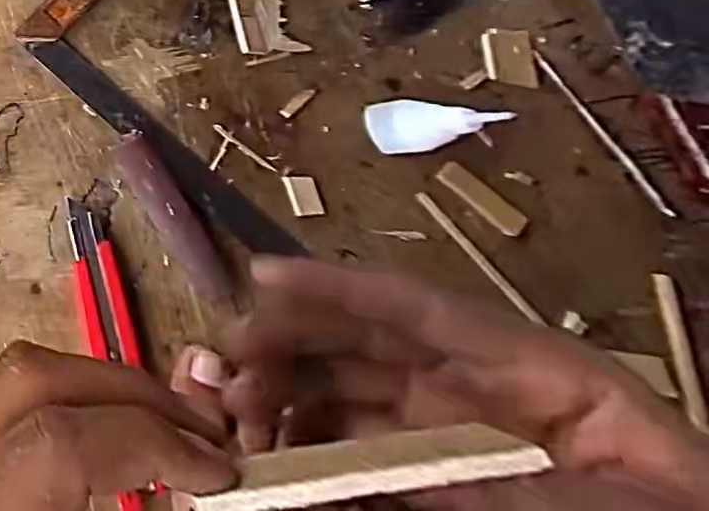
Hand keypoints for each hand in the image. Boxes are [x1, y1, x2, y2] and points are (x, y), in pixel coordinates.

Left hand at [0, 342, 236, 510]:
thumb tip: (198, 487)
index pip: (59, 439)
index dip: (148, 439)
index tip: (216, 466)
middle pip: (28, 380)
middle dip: (124, 391)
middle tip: (195, 428)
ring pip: (11, 381)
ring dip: (93, 393)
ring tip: (159, 427)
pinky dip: (60, 410)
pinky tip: (104, 437)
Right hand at [218, 257, 708, 509]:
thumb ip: (511, 488)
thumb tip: (388, 472)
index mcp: (531, 368)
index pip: (413, 306)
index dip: (331, 283)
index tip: (261, 273)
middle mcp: (467, 381)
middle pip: (352, 337)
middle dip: (281, 340)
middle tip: (230, 361)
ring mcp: (441, 424)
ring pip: (333, 384)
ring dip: (277, 388)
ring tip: (238, 410)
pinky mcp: (421, 465)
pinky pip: (345, 437)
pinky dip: (300, 436)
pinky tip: (271, 445)